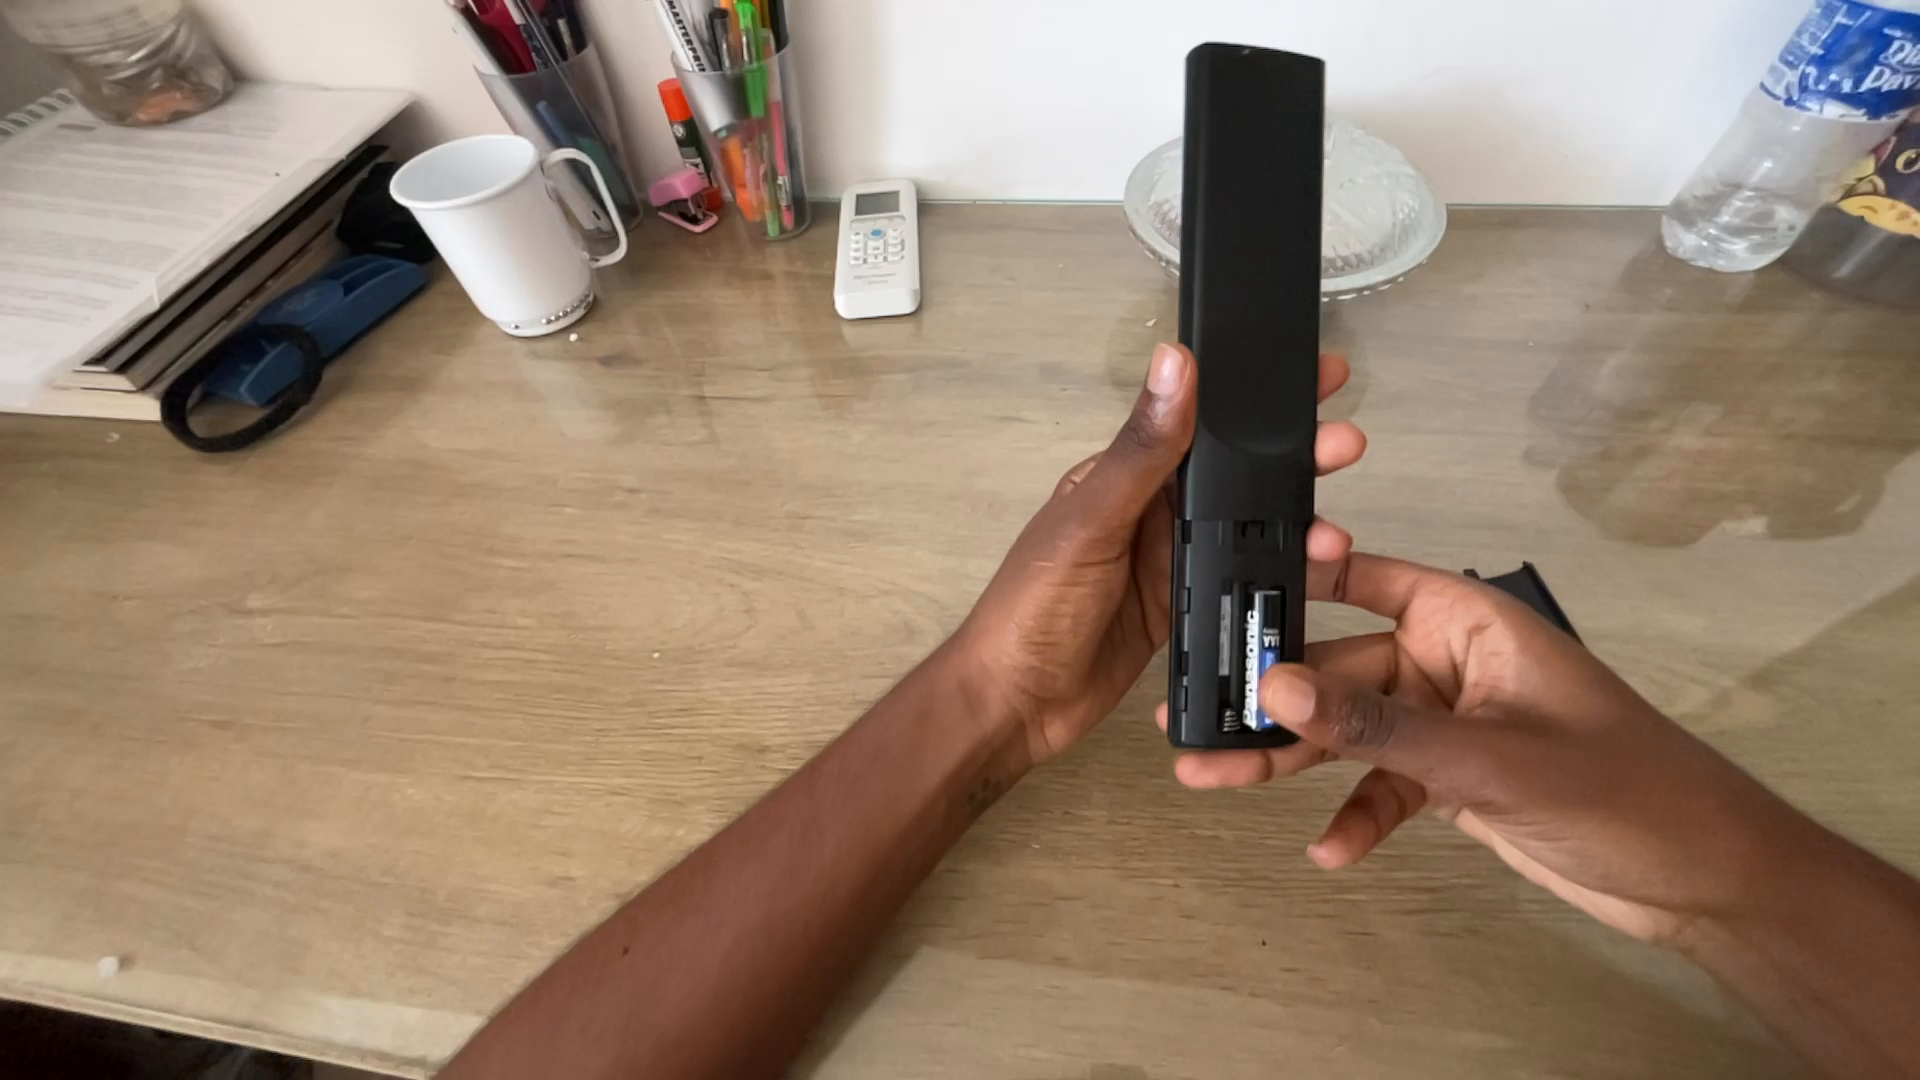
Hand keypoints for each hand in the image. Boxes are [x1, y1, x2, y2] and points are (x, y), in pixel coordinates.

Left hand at [951, 343, 1364, 769]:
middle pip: (1228, 476)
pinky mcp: (1176, 607)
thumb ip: (1139, 452)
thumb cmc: (1037, 605)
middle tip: (1347, 445)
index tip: (1316, 377)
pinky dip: (1272, 574)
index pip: (1194, 425)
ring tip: (1335, 534)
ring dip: (1289, 522)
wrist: (1017, 701)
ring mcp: (1162, 562)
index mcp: (1120, 477)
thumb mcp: (1090, 523)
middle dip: (1288, 458)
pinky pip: (1232, 579)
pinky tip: (1308, 573)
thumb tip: (1176, 359)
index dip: (1251, 400)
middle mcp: (1145, 513)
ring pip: (1239, 528)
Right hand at [1162, 553, 1832, 945]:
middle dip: (1267, 700)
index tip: (1220, 593)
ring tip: (1210, 775)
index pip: (1358, 577)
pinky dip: (1353, 815)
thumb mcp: (1485, 756)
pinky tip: (1328, 850)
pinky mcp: (1438, 775)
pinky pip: (1376, 786)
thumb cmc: (1619, 789)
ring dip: (1285, 759)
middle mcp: (1434, 660)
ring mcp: (1434, 721)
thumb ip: (1373, 724)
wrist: (1713, 889)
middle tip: (1191, 714)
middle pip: (1332, 669)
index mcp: (1457, 619)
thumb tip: (1270, 686)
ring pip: (1341, 732)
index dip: (1292, 578)